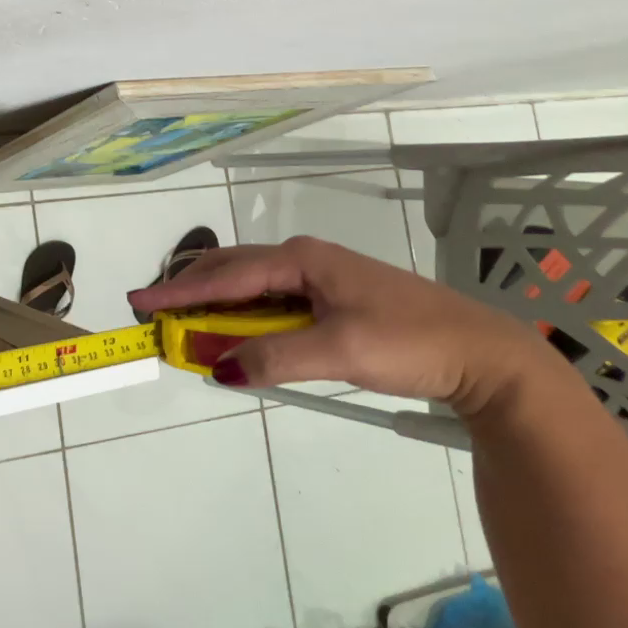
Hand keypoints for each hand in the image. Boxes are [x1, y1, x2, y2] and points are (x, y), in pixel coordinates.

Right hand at [127, 235, 555, 414]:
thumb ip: (274, 357)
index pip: (226, 275)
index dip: (180, 290)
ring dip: (217, 302)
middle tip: (157, 309)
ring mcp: (320, 276)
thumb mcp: (339, 351)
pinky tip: (238, 329)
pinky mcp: (334, 298)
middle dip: (191, 289)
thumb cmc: (411, 342)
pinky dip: (243, 313)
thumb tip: (217, 368)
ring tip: (187, 321)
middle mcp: (304, 259)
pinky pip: (270, 299)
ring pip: (250, 283)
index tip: (140, 299)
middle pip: (231, 270)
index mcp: (300, 259)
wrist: (487, 356)